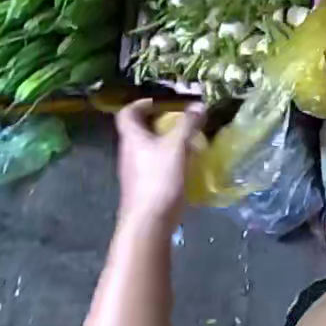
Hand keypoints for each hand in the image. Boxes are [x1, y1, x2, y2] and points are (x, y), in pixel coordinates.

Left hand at [115, 99, 203, 224]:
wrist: (148, 222)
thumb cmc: (159, 179)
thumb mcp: (177, 146)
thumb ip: (188, 125)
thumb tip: (199, 105)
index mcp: (132, 138)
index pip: (127, 114)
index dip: (140, 104)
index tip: (158, 103)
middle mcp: (128, 154)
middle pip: (137, 132)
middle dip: (157, 124)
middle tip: (179, 123)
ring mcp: (133, 173)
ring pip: (146, 151)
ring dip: (163, 144)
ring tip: (185, 144)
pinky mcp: (142, 189)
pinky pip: (153, 168)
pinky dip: (166, 162)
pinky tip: (183, 169)